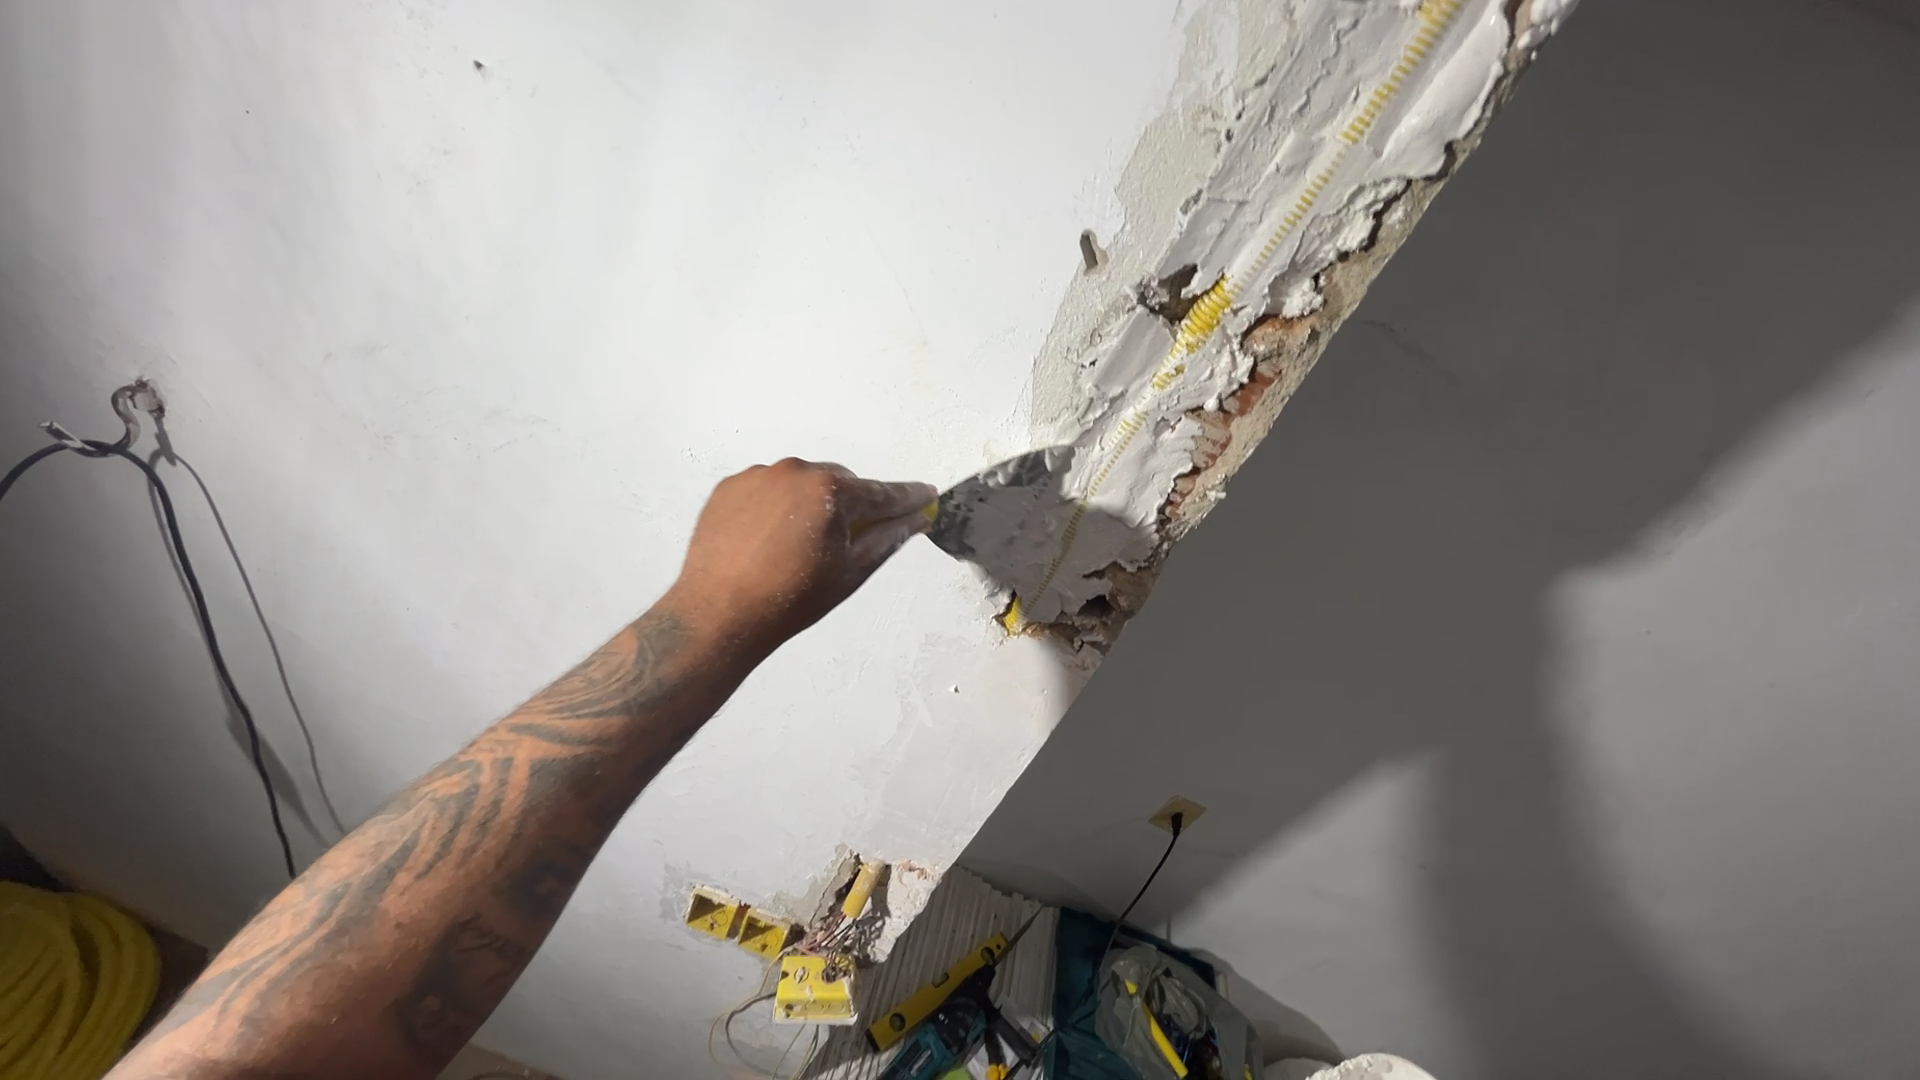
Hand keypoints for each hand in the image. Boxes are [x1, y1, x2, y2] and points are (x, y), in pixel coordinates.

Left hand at [666, 458, 935, 653]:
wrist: (718, 614)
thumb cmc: (793, 598)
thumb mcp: (852, 571)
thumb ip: (889, 536)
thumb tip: (918, 515)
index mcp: (831, 490)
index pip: (881, 492)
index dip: (907, 498)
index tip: (927, 497)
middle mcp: (796, 471)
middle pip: (841, 483)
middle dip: (850, 505)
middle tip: (844, 543)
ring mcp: (758, 476)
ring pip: (802, 484)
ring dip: (811, 505)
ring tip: (797, 546)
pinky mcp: (728, 487)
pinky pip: (767, 490)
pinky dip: (777, 507)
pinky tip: (769, 541)